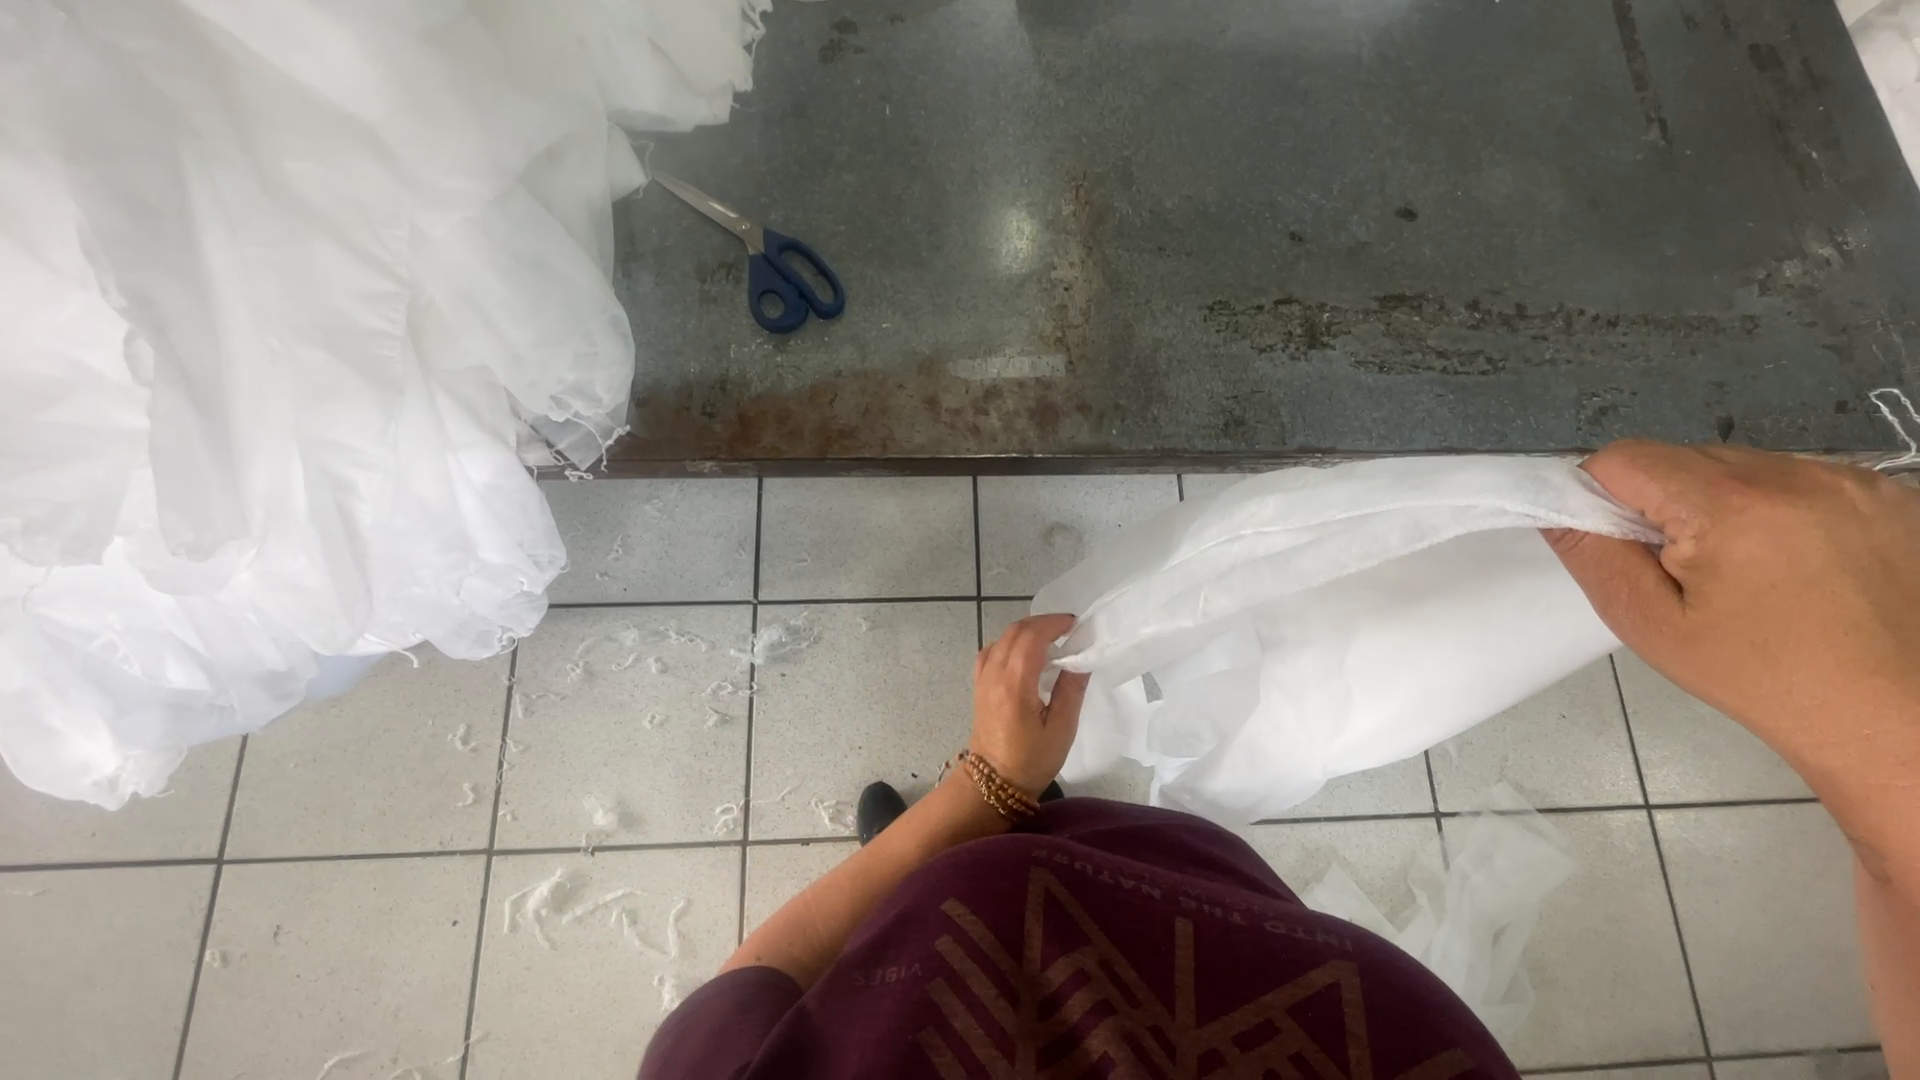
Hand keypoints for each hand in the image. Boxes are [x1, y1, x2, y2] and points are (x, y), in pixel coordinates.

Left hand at [968, 614, 1091, 796]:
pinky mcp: (979, 686)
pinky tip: (1024, 654)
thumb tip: (1082, 659)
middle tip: (1067, 629)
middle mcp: (994, 675)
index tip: (1075, 625)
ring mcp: (983, 679)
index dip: (1053, 624)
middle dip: (1042, 623)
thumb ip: (1071, 690)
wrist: (993, 783)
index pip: (1032, 638)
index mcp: (1015, 685)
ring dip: (1026, 631)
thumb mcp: (1061, 729)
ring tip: (1050, 639)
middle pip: (1015, 632)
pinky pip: (991, 652)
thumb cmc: (1031, 760)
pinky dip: (1009, 643)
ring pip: (1002, 638)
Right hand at [1544, 441, 1919, 807]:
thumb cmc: (1761, 676)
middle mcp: (1800, 473)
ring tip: (1739, 568)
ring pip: (1737, 465)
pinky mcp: (1891, 492)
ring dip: (1715, 502)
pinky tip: (1790, 561)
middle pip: (1681, 457)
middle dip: (1659, 500)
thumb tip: (1553, 508)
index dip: (1599, 495)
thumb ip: (1592, 554)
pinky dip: (1770, 507)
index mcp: (1733, 504)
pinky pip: (1794, 477)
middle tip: (1675, 567)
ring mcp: (1855, 479)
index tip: (1617, 545)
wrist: (1901, 717)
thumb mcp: (1648, 622)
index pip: (1624, 458)